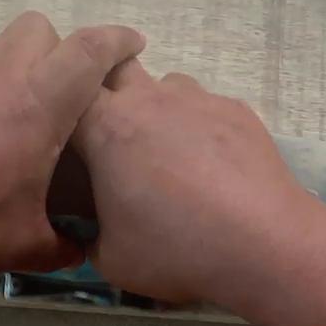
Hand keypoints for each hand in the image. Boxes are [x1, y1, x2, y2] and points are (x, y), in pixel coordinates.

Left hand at [0, 12, 143, 285]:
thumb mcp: (18, 247)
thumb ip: (60, 245)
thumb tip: (78, 250)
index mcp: (36, 105)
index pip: (89, 50)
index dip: (119, 40)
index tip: (135, 43)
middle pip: (39, 27)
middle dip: (62, 48)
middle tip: (66, 92)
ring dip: (18, 63)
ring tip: (14, 113)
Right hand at [71, 60, 322, 304]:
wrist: (263, 242)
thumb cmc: (176, 249)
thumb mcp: (111, 258)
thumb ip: (89, 234)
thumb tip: (89, 232)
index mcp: (107, 126)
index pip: (68, 90)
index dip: (62, 103)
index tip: (65, 126)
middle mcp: (151, 99)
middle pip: (117, 66)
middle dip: (110, 87)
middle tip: (114, 131)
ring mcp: (199, 99)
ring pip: (167, 86)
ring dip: (160, 109)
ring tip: (171, 155)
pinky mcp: (238, 109)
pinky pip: (208, 108)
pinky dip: (202, 128)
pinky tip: (214, 166)